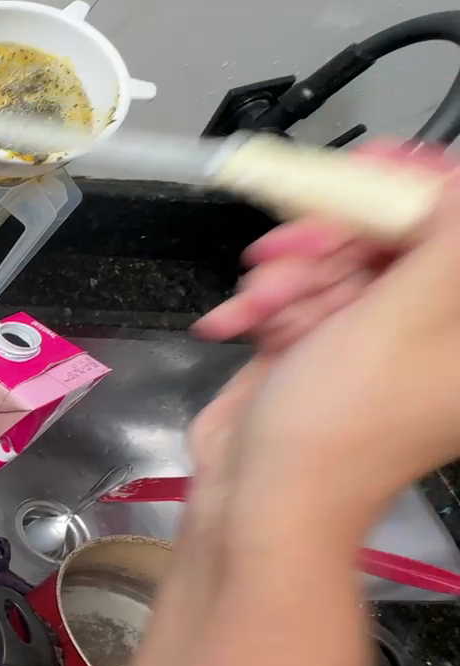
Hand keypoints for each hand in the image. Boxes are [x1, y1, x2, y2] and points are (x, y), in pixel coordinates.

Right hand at [187, 151, 459, 535]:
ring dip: (278, 282)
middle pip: (389, 237)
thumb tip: (453, 182)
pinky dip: (255, 309)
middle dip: (326, 241)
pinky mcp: (311, 347)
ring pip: (327, 267)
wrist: (257, 494)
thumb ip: (444, 243)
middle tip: (280, 250)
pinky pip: (288, 301)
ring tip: (250, 310)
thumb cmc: (337, 420)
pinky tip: (232, 326)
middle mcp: (433, 317)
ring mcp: (369, 333)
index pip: (457, 224)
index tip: (364, 167)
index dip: (418, 187)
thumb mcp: (402, 320)